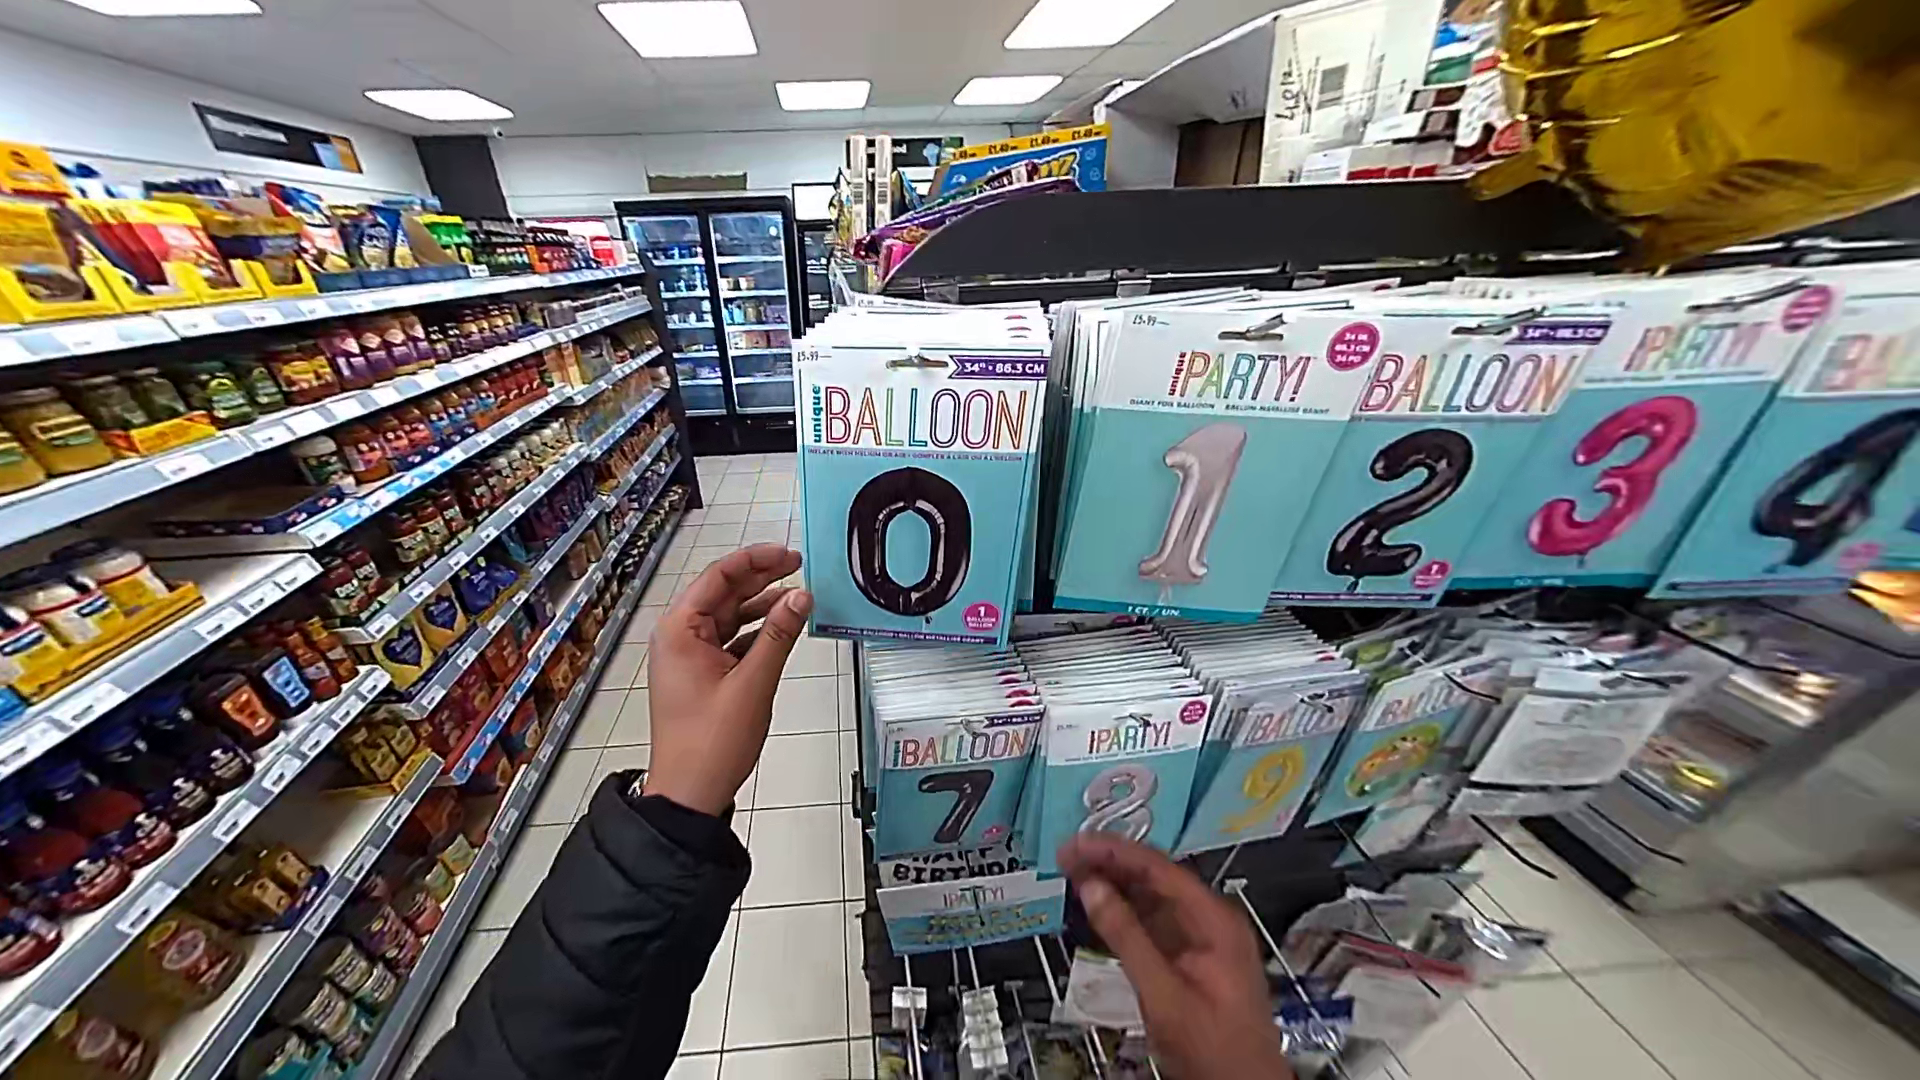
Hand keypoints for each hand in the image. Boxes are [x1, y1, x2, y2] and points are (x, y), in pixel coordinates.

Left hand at [642, 543, 811, 815]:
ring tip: (797, 592)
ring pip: (731, 614)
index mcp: (679, 631)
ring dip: (763, 602)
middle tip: (799, 565)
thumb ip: (779, 634)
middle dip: (761, 577)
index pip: (718, 577)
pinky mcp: (705, 671)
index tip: (789, 554)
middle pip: (724, 592)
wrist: (690, 793)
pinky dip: (759, 629)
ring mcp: (691, 654)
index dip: (755, 560)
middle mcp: (681, 636)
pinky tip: (784, 624)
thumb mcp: (752, 683)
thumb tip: (802, 595)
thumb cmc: (712, 741)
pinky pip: (734, 637)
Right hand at [1058, 833, 1291, 1079]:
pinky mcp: (1186, 955)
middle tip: (1066, 855)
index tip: (1077, 843)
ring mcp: (1198, 936)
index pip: (1157, 867)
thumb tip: (1090, 885)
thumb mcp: (1164, 995)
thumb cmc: (1212, 1051)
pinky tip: (1095, 901)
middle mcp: (1208, 917)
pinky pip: (1150, 919)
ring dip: (1112, 882)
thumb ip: (1125, 936)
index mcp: (1213, 918)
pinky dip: (1120, 908)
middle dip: (1108, 863)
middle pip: (1153, 876)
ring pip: (1149, 895)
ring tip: (1073, 870)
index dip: (1114, 851)